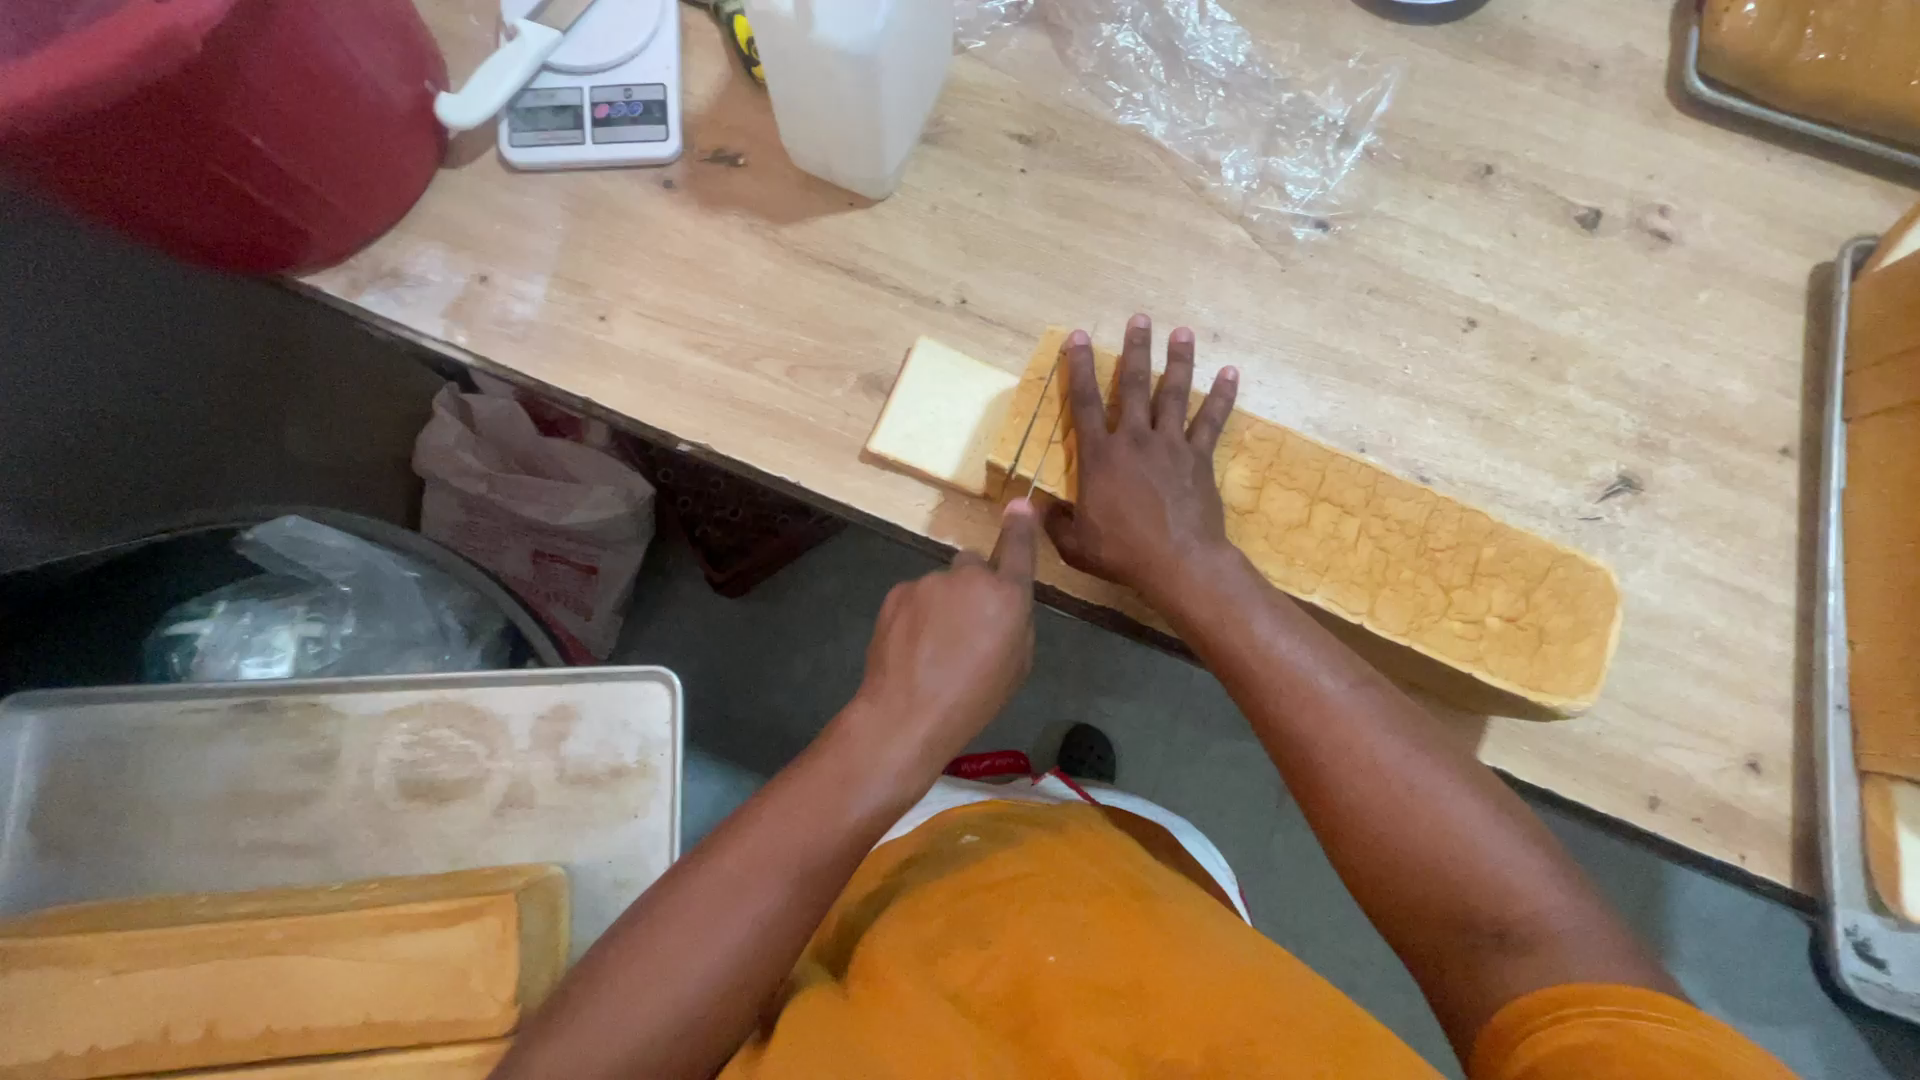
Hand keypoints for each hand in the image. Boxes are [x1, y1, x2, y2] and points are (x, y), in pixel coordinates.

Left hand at [838, 500, 1038, 778]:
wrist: (908, 712)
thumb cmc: (975, 698)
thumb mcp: (1018, 666)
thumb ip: (1016, 622)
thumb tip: (1003, 602)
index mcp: (1008, 597)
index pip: (1019, 550)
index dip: (1021, 527)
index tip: (1020, 505)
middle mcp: (970, 578)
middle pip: (974, 566)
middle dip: (973, 586)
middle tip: (965, 627)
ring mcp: (930, 582)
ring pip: (942, 584)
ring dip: (942, 605)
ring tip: (933, 648)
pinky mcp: (898, 592)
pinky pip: (915, 596)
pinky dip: (916, 614)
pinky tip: (911, 646)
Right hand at [1044, 315, 1240, 613]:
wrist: (1178, 561)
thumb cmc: (1121, 553)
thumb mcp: (1074, 544)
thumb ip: (1055, 522)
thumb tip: (1040, 508)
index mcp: (1100, 457)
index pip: (1084, 403)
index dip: (1078, 368)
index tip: (1077, 337)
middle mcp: (1134, 440)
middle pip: (1134, 385)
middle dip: (1135, 349)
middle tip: (1139, 319)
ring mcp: (1170, 446)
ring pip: (1174, 394)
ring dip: (1178, 361)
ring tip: (1181, 332)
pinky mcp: (1198, 458)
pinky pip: (1211, 422)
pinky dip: (1221, 397)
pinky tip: (1230, 373)